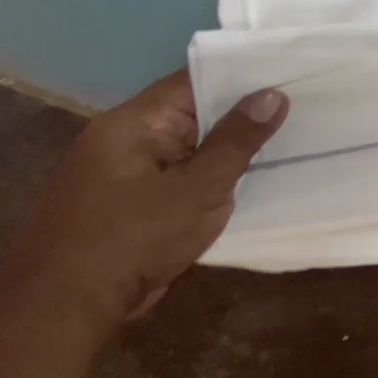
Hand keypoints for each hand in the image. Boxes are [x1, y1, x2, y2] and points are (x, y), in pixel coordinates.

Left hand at [0, 72, 286, 324]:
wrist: (68, 306)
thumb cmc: (134, 238)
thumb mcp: (200, 187)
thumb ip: (238, 139)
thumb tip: (273, 94)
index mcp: (132, 124)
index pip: (195, 81)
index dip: (246, 73)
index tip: (297, 71)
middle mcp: (123, 138)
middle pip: (195, 109)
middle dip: (248, 108)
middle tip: (309, 101)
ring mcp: (126, 169)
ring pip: (193, 142)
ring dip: (235, 142)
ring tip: (295, 132)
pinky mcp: (133, 197)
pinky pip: (184, 169)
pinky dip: (217, 168)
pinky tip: (256, 171)